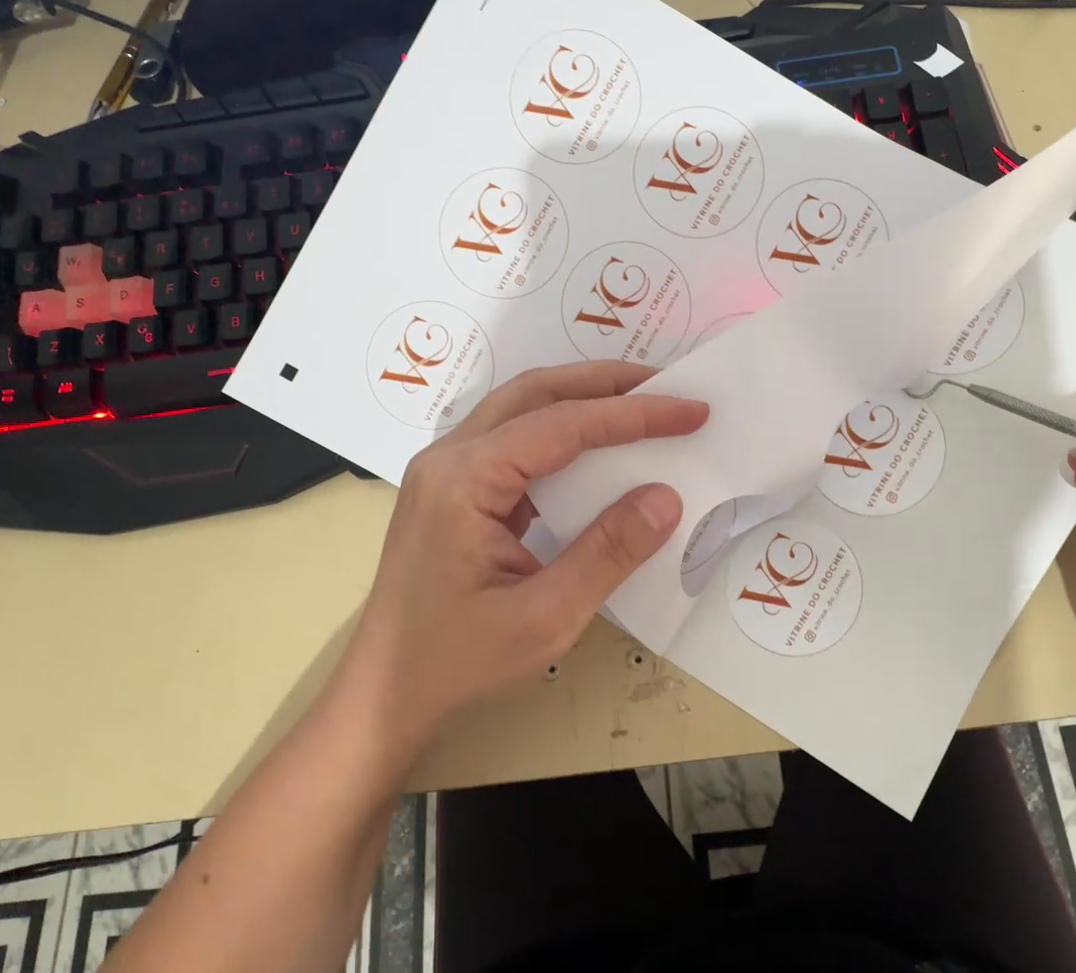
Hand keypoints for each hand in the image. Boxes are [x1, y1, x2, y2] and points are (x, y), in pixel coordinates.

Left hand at [349, 361, 706, 737]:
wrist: (385, 692)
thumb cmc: (457, 661)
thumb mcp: (544, 617)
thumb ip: (607, 554)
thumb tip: (665, 498)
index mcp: (464, 481)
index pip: (562, 425)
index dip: (632, 414)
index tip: (690, 409)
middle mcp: (449, 459)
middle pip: (534, 393)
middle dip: (605, 383)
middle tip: (667, 387)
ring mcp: (446, 471)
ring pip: (520, 408)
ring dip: (581, 399)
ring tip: (640, 406)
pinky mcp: (453, 490)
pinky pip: (512, 440)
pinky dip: (560, 432)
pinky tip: (595, 450)